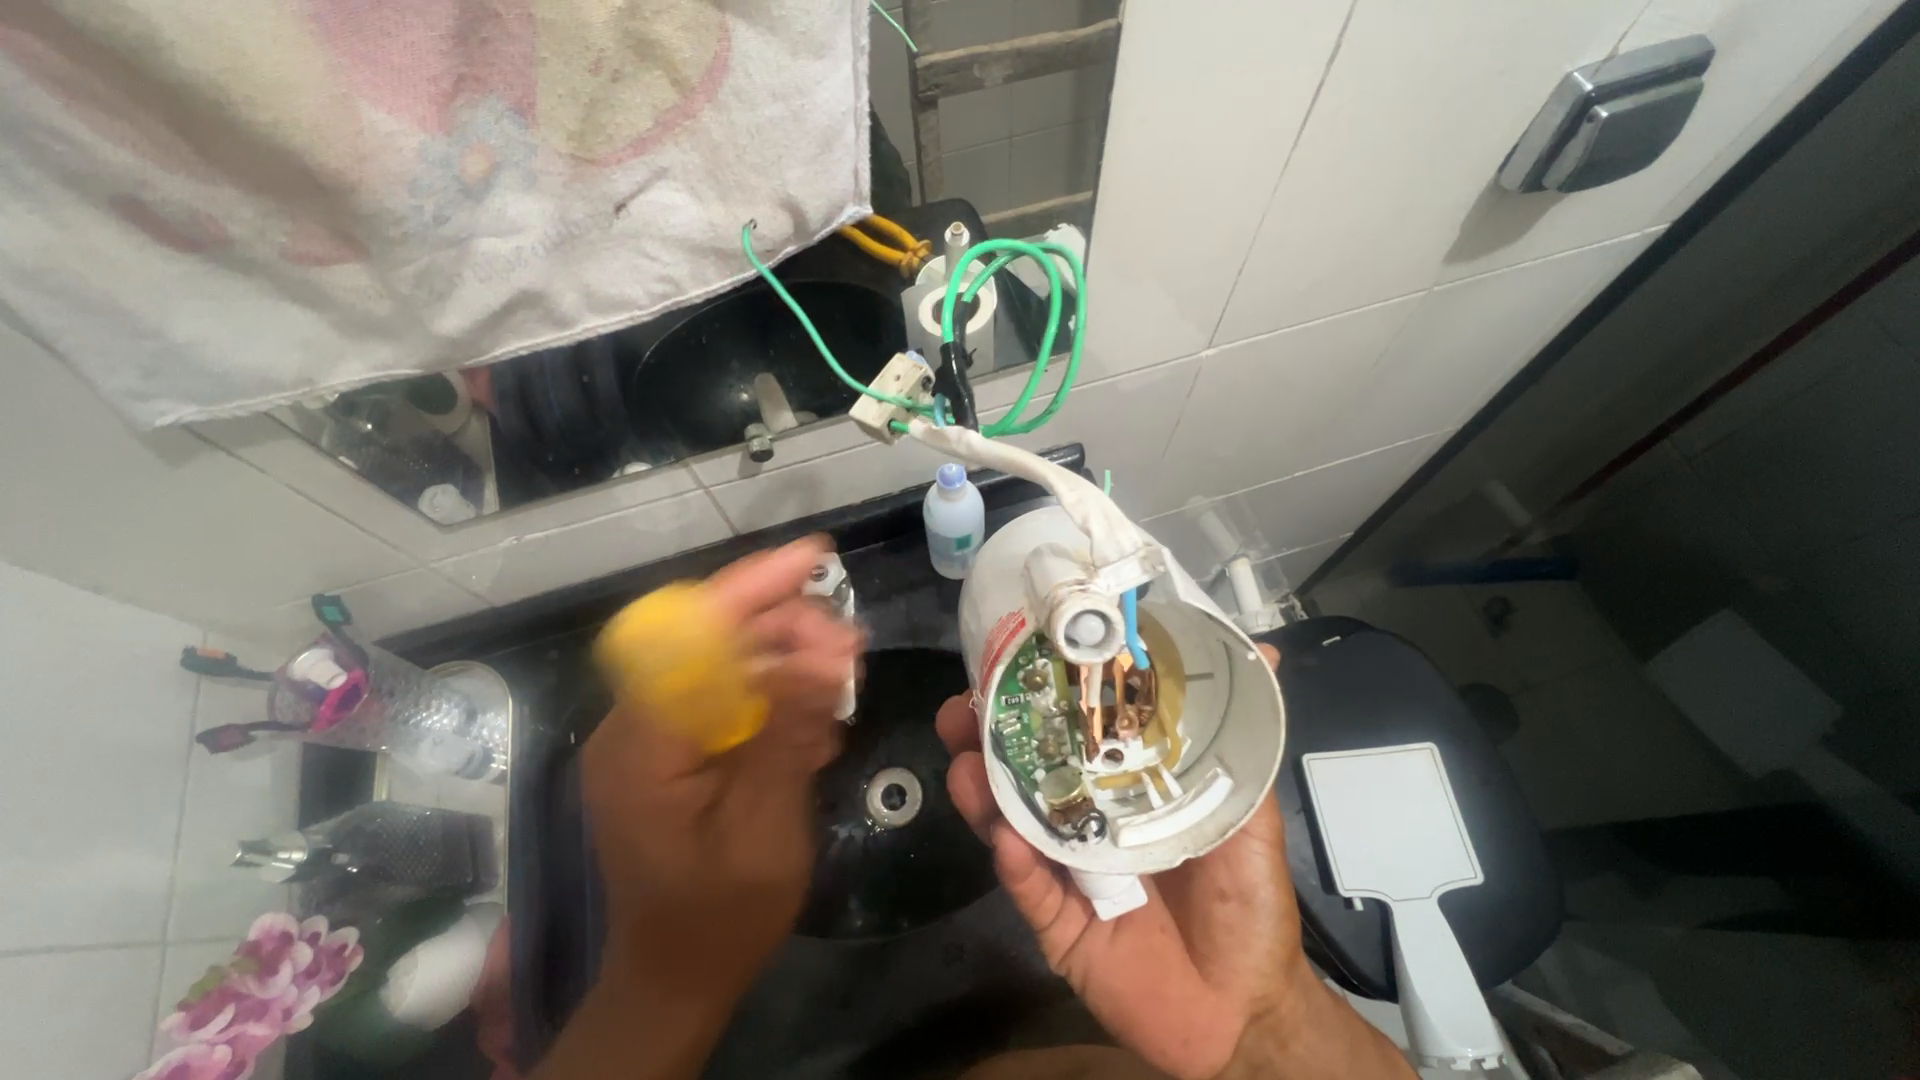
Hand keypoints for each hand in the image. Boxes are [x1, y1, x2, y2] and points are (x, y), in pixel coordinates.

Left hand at [583, 536, 861, 999]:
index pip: (691, 634)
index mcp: (643, 743)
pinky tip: (815, 718)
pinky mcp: (675, 749)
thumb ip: (788, 733)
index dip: (752, 586)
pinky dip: (775, 694)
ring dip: (787, 658)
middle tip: (848, 647)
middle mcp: (636, 724)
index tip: (814, 556)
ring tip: (841, 678)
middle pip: (708, 638)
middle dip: (783, 625)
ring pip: (724, 662)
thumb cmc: (722, 915)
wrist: (677, 975)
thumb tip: (825, 649)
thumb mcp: (766, 828)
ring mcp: (654, 735)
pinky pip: (727, 696)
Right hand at [939, 644, 1339, 1079]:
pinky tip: (1005, 841)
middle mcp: (1084, 824)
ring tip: (966, 766)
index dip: (1039, 703)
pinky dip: (1016, 866)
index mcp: (1121, 793)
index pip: (1070, 739)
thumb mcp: (1249, 813)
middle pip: (1025, 776)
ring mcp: (1065, 875)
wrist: (1246, 1007)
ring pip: (1012, 827)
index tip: (1010, 665)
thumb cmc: (1247, 901)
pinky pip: (1031, 892)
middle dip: (988, 742)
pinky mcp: (1057, 926)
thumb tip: (1267, 652)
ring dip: (984, 795)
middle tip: (960, 712)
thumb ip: (1245, 743)